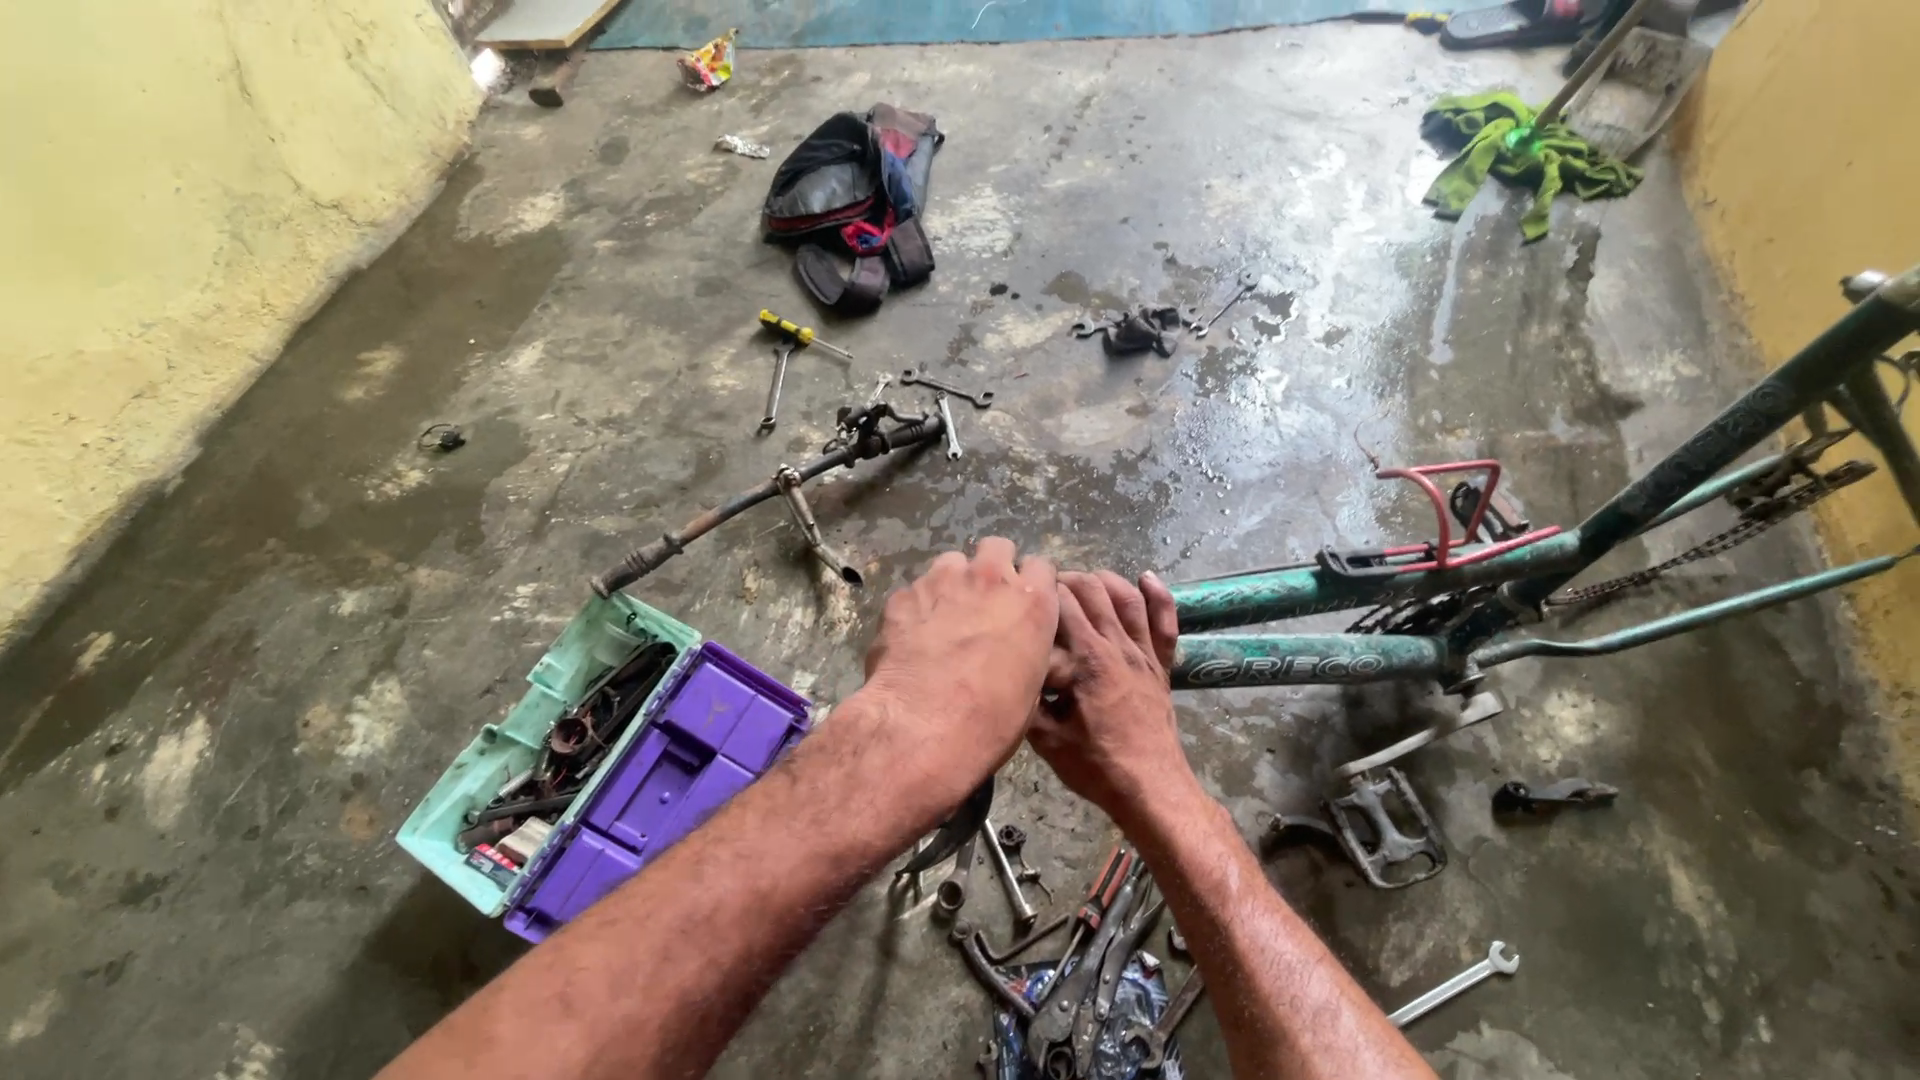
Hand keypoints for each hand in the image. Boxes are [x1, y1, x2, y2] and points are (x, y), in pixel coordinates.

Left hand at [858, 538, 1058, 796]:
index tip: (1023, 601)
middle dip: (992, 566)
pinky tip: (912, 636)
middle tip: (984, 599)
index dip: (1031, 583)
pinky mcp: (903, 595)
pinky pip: (915, 590)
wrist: (923, 726)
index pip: (1041, 567)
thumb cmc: (991, 718)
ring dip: (953, 582)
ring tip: (944, 616)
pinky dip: (917, 607)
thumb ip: (1027, 650)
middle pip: (997, 547)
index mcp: (1032, 602)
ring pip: (952, 561)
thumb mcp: (1031, 688)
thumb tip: (1019, 650)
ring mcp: (942, 580)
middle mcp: (990, 579)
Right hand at [1028, 571, 1192, 828]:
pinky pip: (1165, 624)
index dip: (1041, 590)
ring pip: (1126, 599)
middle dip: (1066, 580)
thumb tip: (1007, 671)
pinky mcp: (1161, 667)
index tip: (1022, 592)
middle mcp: (1116, 646)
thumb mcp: (1045, 737)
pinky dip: (1160, 597)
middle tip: (1045, 587)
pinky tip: (1148, 577)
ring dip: (1104, 580)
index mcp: (1086, 659)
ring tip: (1083, 578)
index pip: (1061, 604)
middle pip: (1092, 591)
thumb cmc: (1095, 765)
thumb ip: (1027, 699)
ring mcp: (1143, 654)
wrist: (1150, 788)